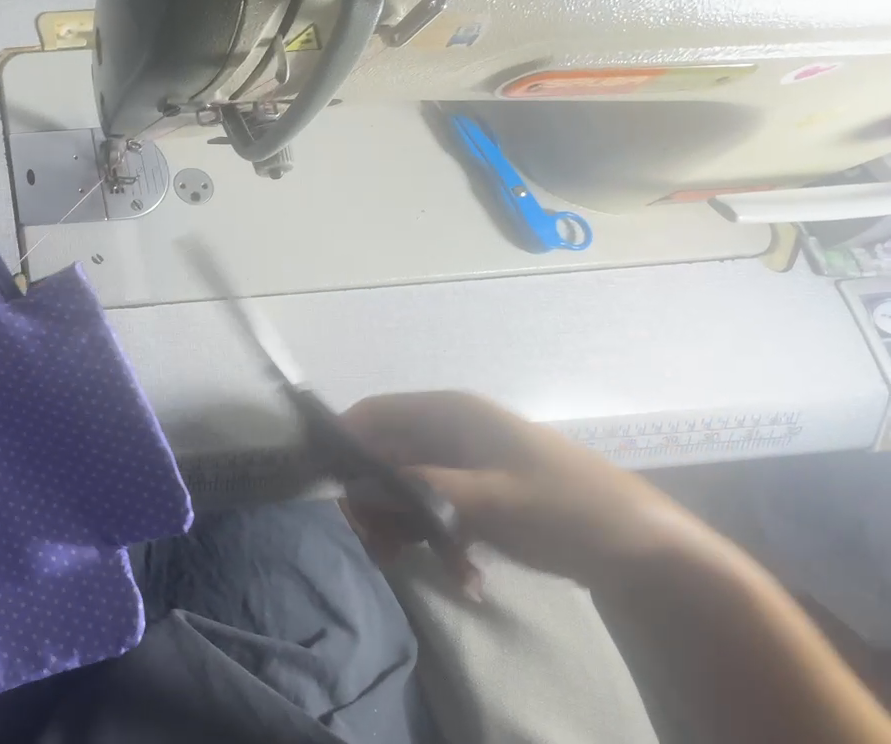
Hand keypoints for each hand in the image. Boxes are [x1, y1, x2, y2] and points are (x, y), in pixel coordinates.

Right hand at [340, 391, 719, 589]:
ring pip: (407, 485)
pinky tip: (459, 572)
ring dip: (402, 523)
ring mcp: (469, 462)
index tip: (331, 486)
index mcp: (451, 413)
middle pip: (385, 453)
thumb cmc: (568, 509)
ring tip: (404, 561)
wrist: (654, 555)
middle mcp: (453, 430)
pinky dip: (436, 536)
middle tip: (372, 541)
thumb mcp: (489, 499)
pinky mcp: (484, 495)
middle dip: (373, 497)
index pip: (374, 413)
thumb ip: (417, 489)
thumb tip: (356, 488)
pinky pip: (437, 508)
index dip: (344, 442)